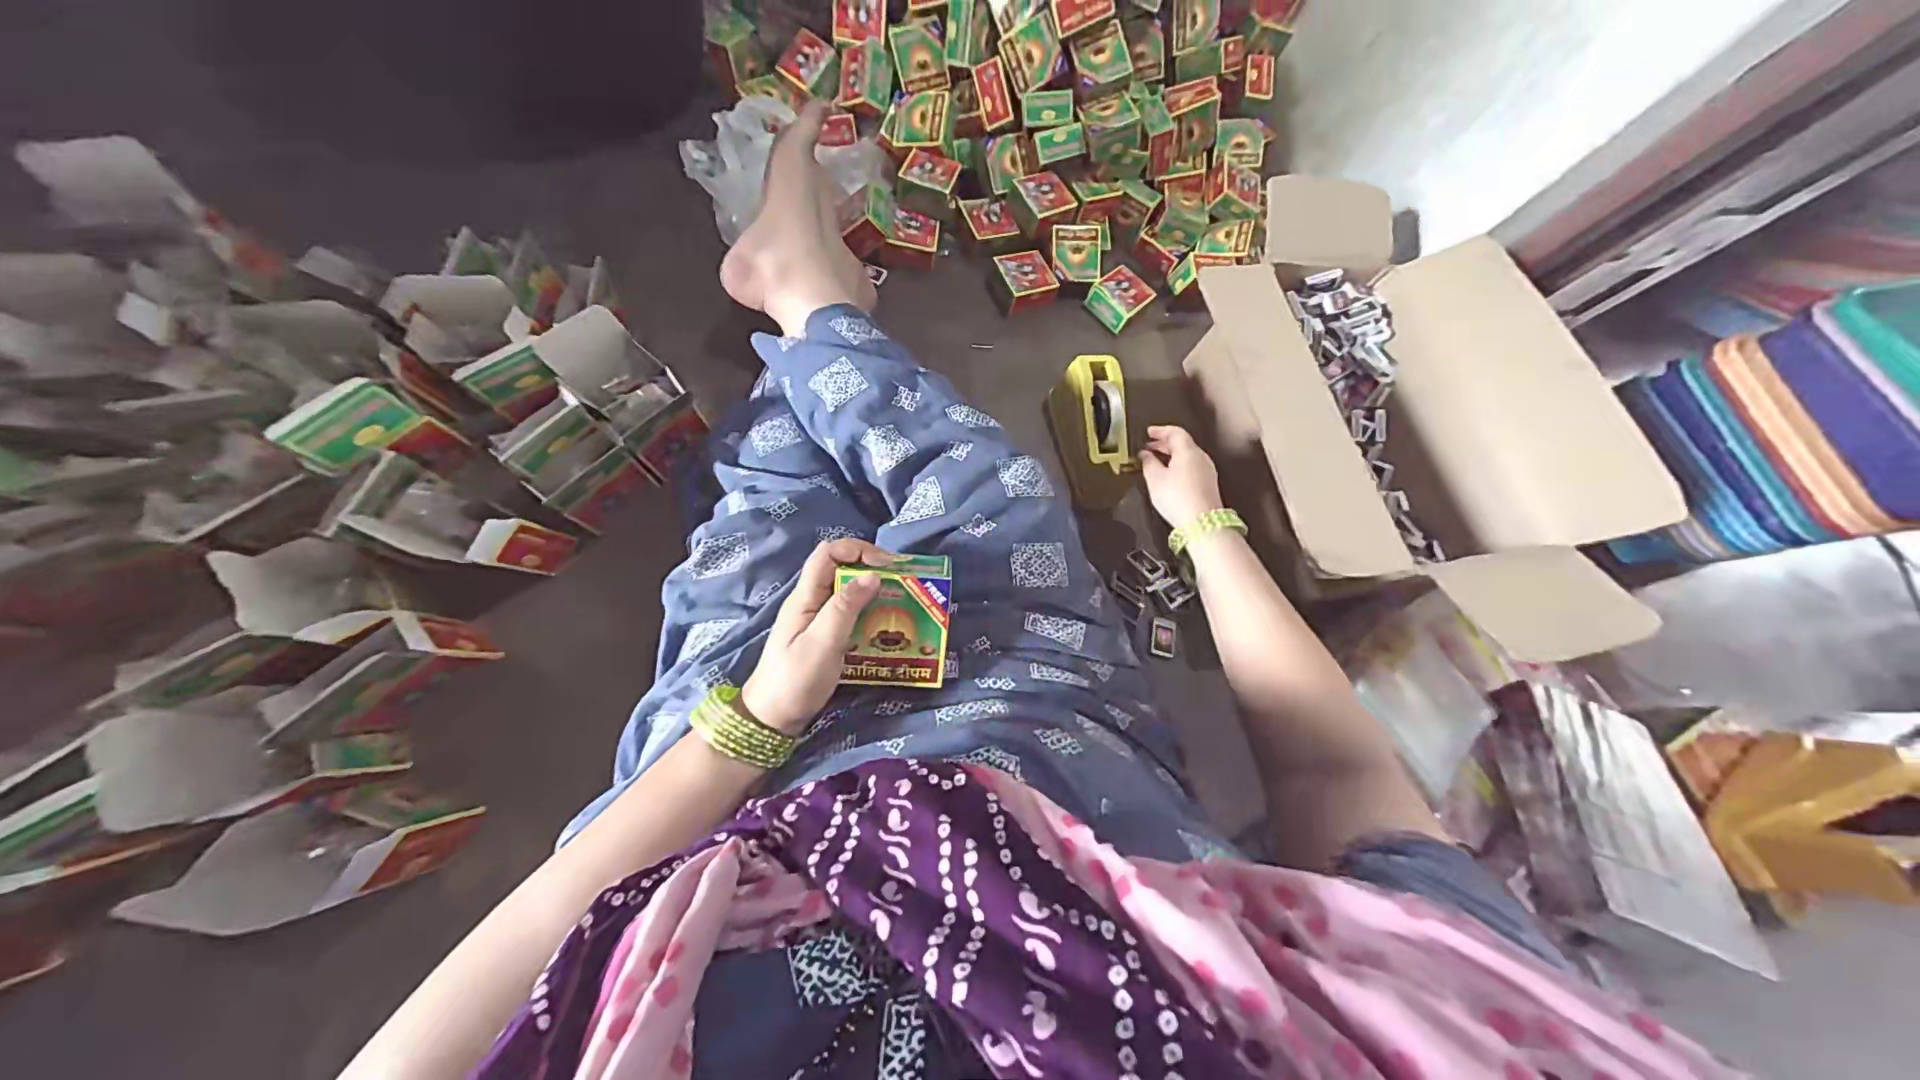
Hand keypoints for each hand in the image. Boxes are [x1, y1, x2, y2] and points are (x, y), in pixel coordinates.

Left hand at [740, 538, 892, 735]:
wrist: (772, 719)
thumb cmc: (795, 680)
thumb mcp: (823, 643)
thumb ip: (845, 608)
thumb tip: (873, 575)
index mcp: (805, 597)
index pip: (829, 553)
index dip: (858, 550)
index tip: (887, 566)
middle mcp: (811, 602)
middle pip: (841, 569)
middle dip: (872, 569)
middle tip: (903, 583)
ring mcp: (817, 620)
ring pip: (847, 592)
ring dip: (874, 592)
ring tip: (901, 602)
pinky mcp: (825, 636)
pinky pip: (849, 614)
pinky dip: (869, 613)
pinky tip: (886, 626)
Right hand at [1138, 425, 1223, 528]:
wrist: (1202, 523)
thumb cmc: (1181, 500)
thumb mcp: (1155, 479)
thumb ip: (1148, 462)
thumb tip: (1145, 455)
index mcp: (1188, 451)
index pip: (1175, 431)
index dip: (1160, 430)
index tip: (1150, 431)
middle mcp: (1200, 457)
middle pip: (1182, 442)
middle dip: (1164, 442)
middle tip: (1149, 445)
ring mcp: (1206, 470)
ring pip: (1187, 455)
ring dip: (1171, 454)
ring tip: (1156, 460)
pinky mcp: (1208, 483)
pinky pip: (1191, 466)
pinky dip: (1178, 465)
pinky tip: (1169, 474)